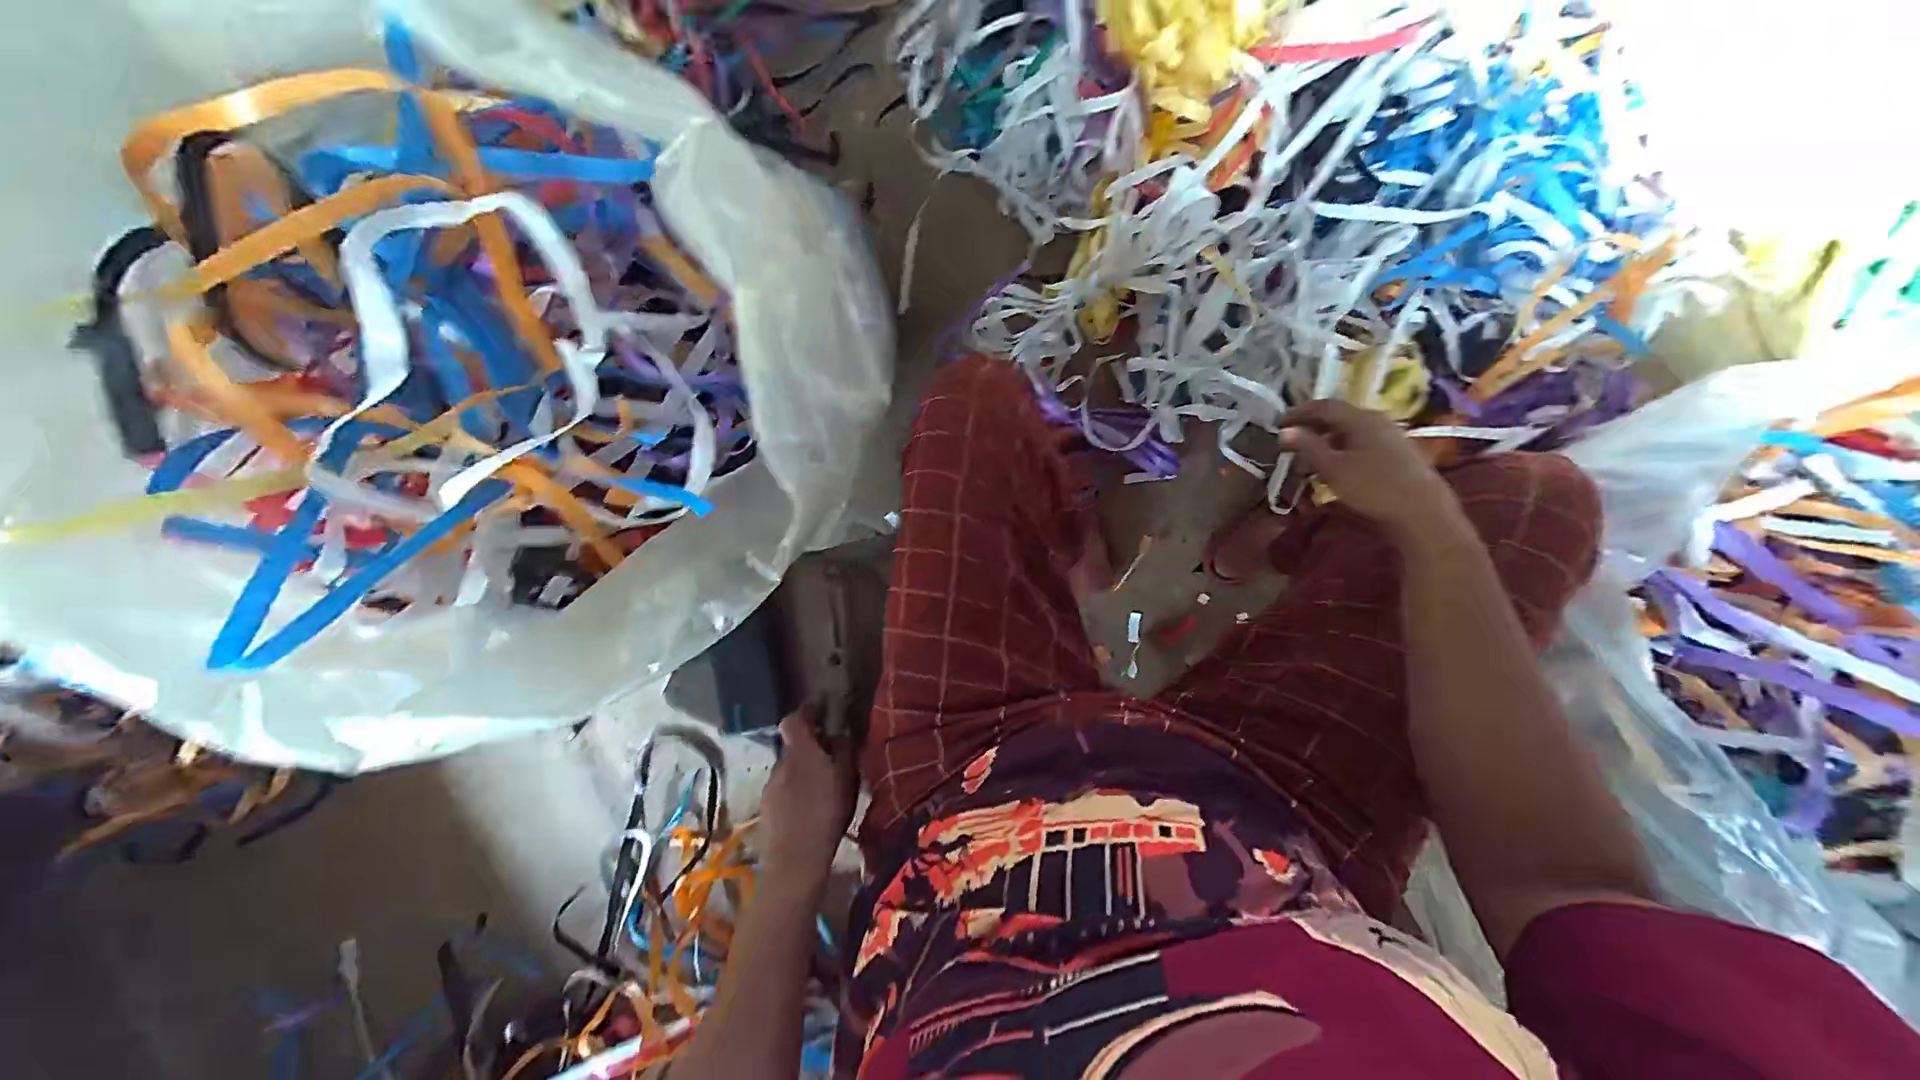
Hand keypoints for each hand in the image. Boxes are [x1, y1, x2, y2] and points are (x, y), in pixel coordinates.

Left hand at [756, 706, 856, 888]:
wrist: (795, 861)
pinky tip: (809, 808)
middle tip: (831, 755)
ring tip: (822, 786)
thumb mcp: (847, 778)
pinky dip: (795, 792)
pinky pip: (783, 792)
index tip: (820, 711)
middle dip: (809, 747)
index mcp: (800, 752)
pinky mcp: (766, 812)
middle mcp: (779, 765)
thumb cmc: (827, 813)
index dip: (806, 712)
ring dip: (802, 772)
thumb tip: (842, 733)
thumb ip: (845, 751)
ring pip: (787, 771)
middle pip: (792, 746)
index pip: (794, 719)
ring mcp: (769, 789)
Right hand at [1279, 400, 1463, 540]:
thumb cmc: (1373, 487)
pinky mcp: (1397, 453)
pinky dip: (1342, 451)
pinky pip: (1362, 444)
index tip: (1278, 425)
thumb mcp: (1332, 468)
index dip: (1298, 413)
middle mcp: (1377, 421)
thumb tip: (1285, 431)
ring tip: (1309, 463)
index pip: (1324, 406)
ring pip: (1350, 432)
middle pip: (1338, 418)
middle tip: (1291, 446)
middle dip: (1311, 430)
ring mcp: (1390, 436)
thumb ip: (1308, 447)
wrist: (1422, 511)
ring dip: (1326, 443)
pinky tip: (1336, 469)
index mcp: (1360, 419)